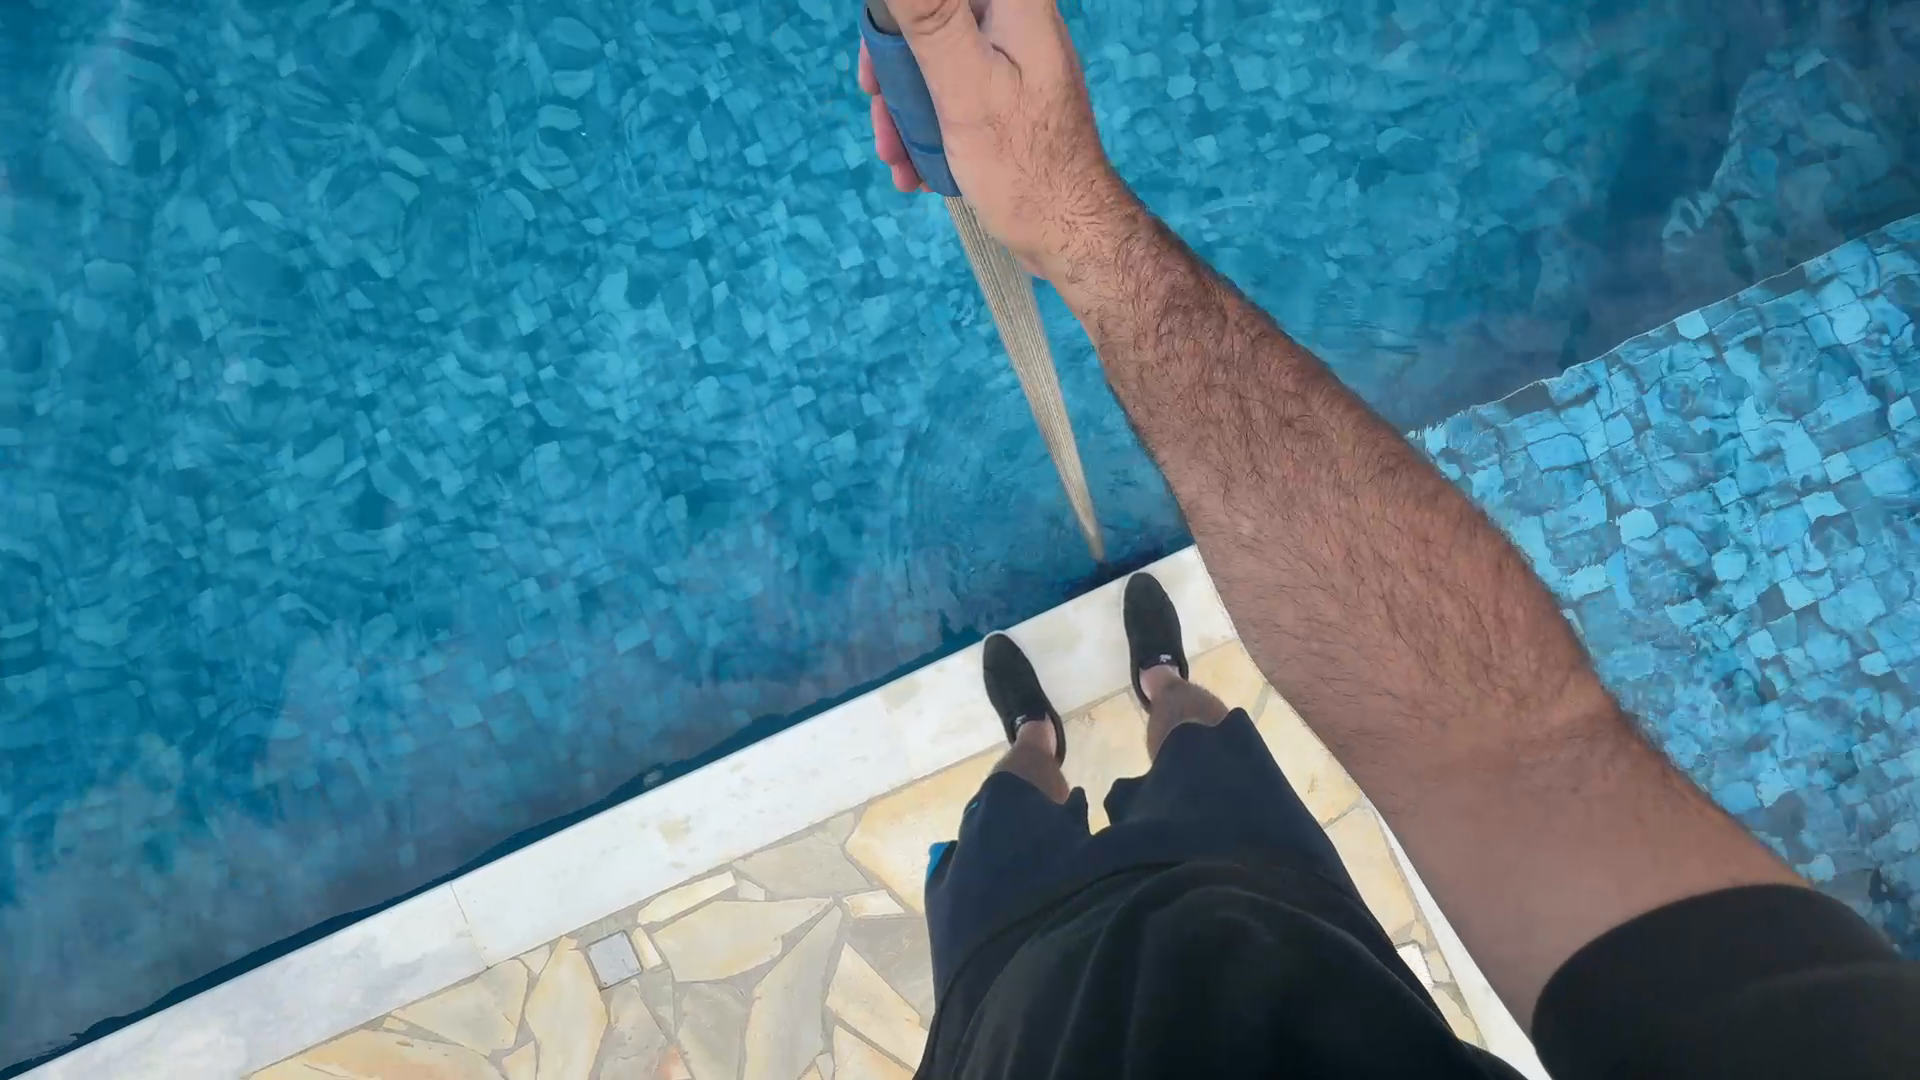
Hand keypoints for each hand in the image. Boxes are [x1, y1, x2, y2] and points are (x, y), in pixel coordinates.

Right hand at [857, 0, 1133, 276]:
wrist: (1070, 234)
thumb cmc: (1021, 167)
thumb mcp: (965, 87)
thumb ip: (931, 15)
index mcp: (1012, 6)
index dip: (895, 24)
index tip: (876, 70)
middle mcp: (1016, 25)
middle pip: (933, 29)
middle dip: (896, 84)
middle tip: (883, 130)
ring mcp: (1015, 67)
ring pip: (940, 71)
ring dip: (908, 118)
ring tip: (899, 164)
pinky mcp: (1012, 105)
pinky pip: (958, 103)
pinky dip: (933, 133)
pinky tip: (920, 171)